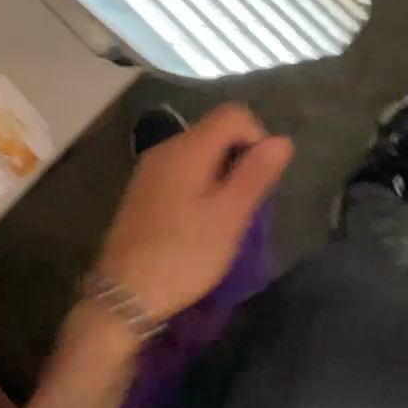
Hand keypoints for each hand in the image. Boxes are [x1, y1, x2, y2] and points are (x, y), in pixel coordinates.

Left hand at [96, 104, 292, 320]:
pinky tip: (202, 219)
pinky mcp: (143, 189)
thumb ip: (255, 174)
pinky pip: (182, 169)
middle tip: (248, 202)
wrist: (125, 293)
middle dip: (241, 156)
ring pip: (199, 151)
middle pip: (215, 130)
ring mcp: (150, 168)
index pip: (233, 114)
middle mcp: (166, 147)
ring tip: (228, 214)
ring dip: (222, 172)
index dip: (258, 136)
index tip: (263, 178)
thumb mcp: (229, 217)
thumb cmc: (183, 255)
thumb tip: (282, 140)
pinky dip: (202, 182)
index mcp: (187, 148)